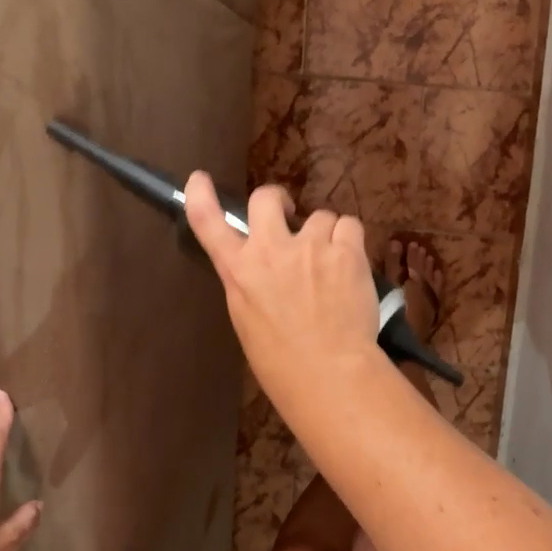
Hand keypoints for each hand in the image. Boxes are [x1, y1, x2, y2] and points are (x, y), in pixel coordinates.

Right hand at [183, 173, 382, 399]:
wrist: (328, 371)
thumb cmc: (281, 362)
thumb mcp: (247, 321)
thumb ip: (251, 285)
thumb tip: (262, 271)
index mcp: (238, 271)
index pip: (208, 222)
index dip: (201, 195)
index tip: (199, 179)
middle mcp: (270, 249)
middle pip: (267, 198)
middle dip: (277, 201)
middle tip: (289, 214)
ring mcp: (310, 245)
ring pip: (320, 216)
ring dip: (325, 234)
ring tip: (333, 264)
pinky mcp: (346, 250)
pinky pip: (349, 225)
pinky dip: (350, 240)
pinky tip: (352, 264)